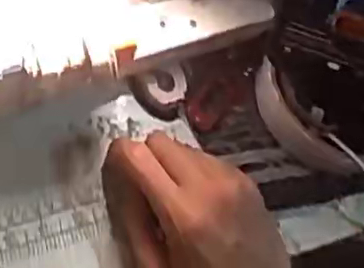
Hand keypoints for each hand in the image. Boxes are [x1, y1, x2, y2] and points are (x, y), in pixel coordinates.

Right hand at [103, 133, 286, 267]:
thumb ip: (132, 224)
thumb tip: (117, 180)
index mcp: (183, 213)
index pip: (134, 153)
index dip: (118, 158)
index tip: (118, 174)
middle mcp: (207, 184)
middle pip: (157, 139)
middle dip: (147, 159)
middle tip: (151, 191)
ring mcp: (230, 177)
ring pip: (181, 145)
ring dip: (172, 165)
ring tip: (181, 199)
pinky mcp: (246, 177)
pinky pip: (205, 156)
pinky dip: (196, 171)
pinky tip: (205, 202)